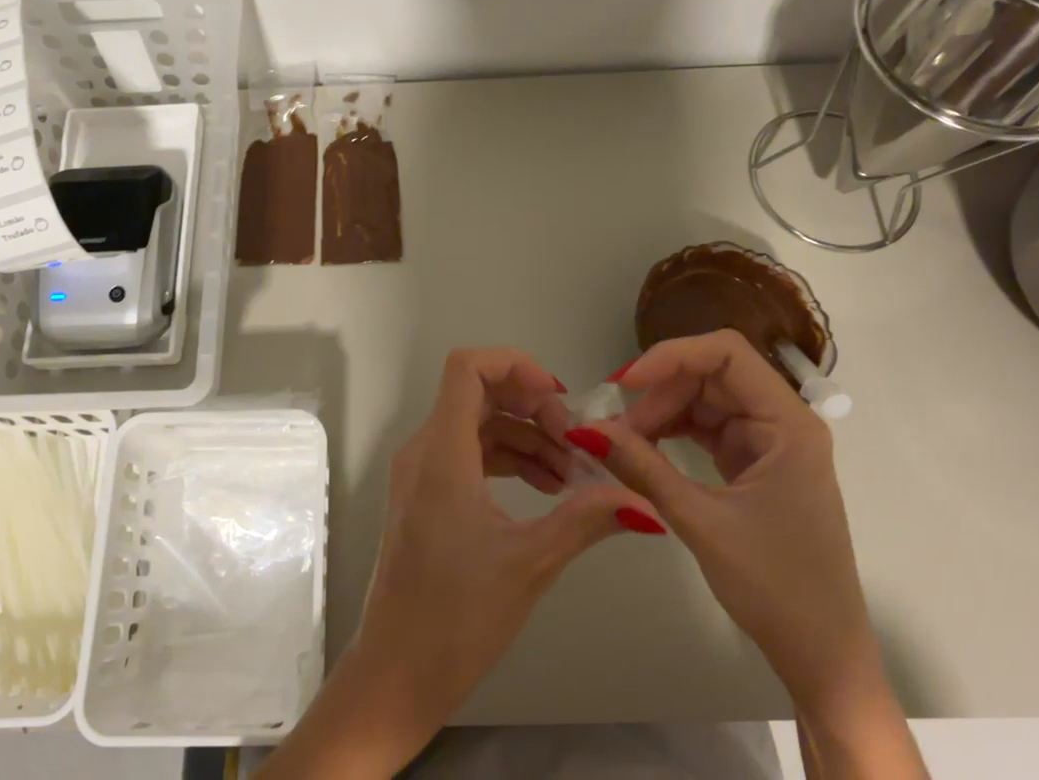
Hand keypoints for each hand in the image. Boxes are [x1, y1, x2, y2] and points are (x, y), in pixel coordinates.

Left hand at [261, 348, 661, 778]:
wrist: (396, 671)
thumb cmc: (456, 616)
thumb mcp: (529, 563)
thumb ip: (585, 519)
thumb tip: (642, 500)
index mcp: (441, 453)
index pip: (467, 367)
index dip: (517, 366)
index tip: (562, 401)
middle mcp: (424, 452)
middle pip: (478, 395)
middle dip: (534, 409)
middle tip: (579, 447)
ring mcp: (421, 475)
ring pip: (477, 427)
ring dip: (527, 439)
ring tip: (576, 477)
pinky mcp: (425, 499)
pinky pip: (469, 457)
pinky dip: (509, 462)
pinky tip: (548, 492)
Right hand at [565, 330, 873, 707]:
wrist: (821, 651)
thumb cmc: (775, 585)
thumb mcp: (701, 521)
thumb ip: (643, 469)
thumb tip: (584, 430)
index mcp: (788, 424)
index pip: (727, 354)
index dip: (671, 356)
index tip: (623, 384)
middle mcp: (783, 423)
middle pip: (712, 377)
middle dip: (659, 393)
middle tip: (613, 429)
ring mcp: (770, 445)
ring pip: (706, 404)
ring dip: (661, 415)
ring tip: (620, 444)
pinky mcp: (755, 467)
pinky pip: (708, 432)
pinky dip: (673, 436)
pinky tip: (642, 451)